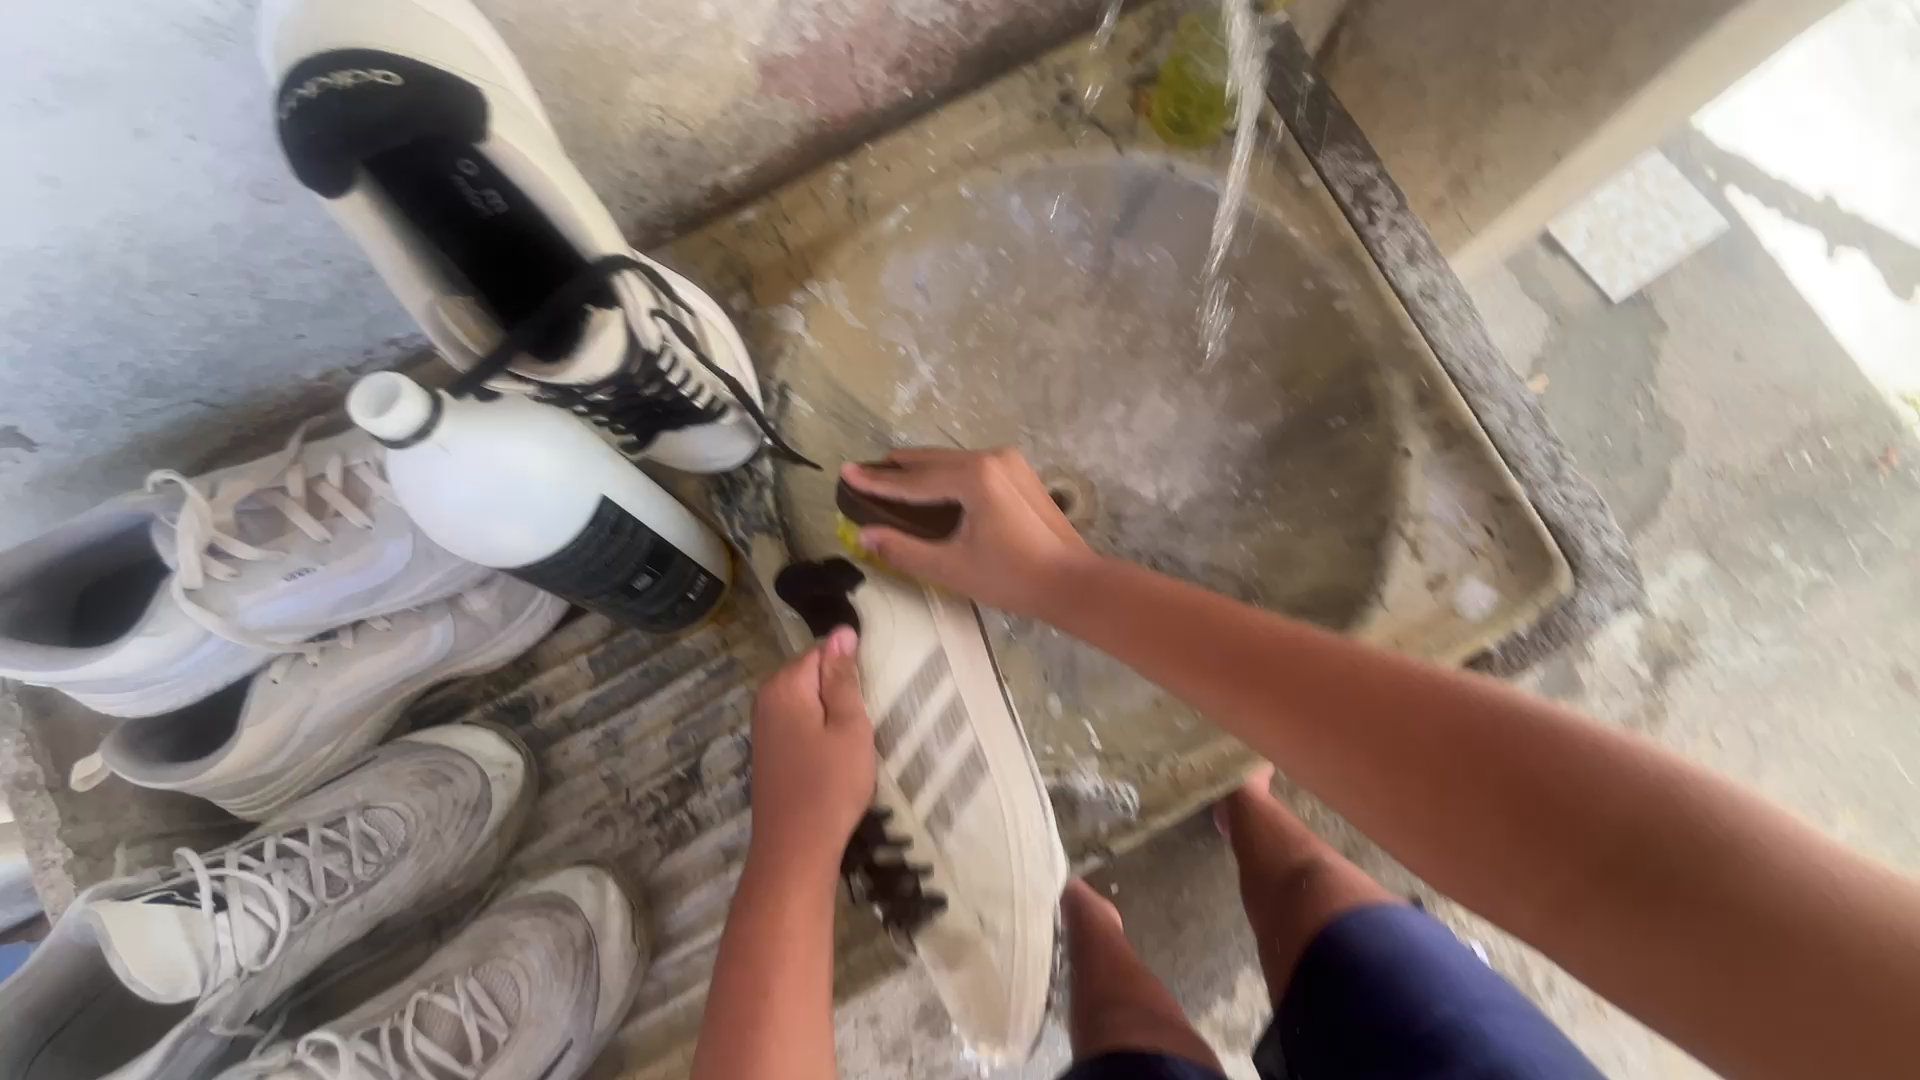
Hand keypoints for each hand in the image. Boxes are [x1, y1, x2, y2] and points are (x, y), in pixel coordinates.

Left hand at [747, 627, 875, 880]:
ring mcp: (763, 724)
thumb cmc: (830, 785)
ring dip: (831, 711)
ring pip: (807, 699)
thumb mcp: (850, 726)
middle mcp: (767, 697)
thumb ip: (843, 678)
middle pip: (812, 673)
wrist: (795, 848)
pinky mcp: (768, 748)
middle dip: (840, 688)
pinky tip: (834, 753)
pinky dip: (819, 729)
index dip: (851, 668)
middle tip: (866, 720)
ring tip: (854, 737)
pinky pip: (799, 720)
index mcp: (785, 685)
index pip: (823, 651)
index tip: (871, 693)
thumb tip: (842, 632)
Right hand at [841, 448, 1093, 617]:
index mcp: (974, 477)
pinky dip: (945, 473)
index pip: (913, 480)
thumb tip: (864, 535)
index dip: (876, 481)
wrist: (1071, 581)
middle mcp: (991, 458)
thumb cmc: (1011, 578)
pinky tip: (931, 483)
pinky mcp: (1019, 472)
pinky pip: (971, 466)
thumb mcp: (951, 568)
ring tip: (890, 473)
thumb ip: (904, 550)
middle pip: (932, 461)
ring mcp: (1009, 462)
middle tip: (862, 471)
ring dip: (921, 468)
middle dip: (897, 468)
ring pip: (952, 461)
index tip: (845, 472)